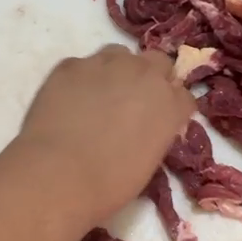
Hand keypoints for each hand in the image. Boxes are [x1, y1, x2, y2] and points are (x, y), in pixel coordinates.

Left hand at [7, 45, 195, 218]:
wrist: (58, 175)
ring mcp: (106, 64)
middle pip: (159, 63)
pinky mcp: (70, 65)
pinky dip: (83, 79)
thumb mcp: (147, 165)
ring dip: (118, 71)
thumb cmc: (108, 185)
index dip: (173, 108)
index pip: (184, 96)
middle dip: (152, 78)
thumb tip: (146, 129)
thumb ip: (155, 136)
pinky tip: (71, 101)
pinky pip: (83, 65)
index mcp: (169, 105)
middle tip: (135, 103)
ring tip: (102, 97)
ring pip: (120, 55)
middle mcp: (144, 75)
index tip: (163, 121)